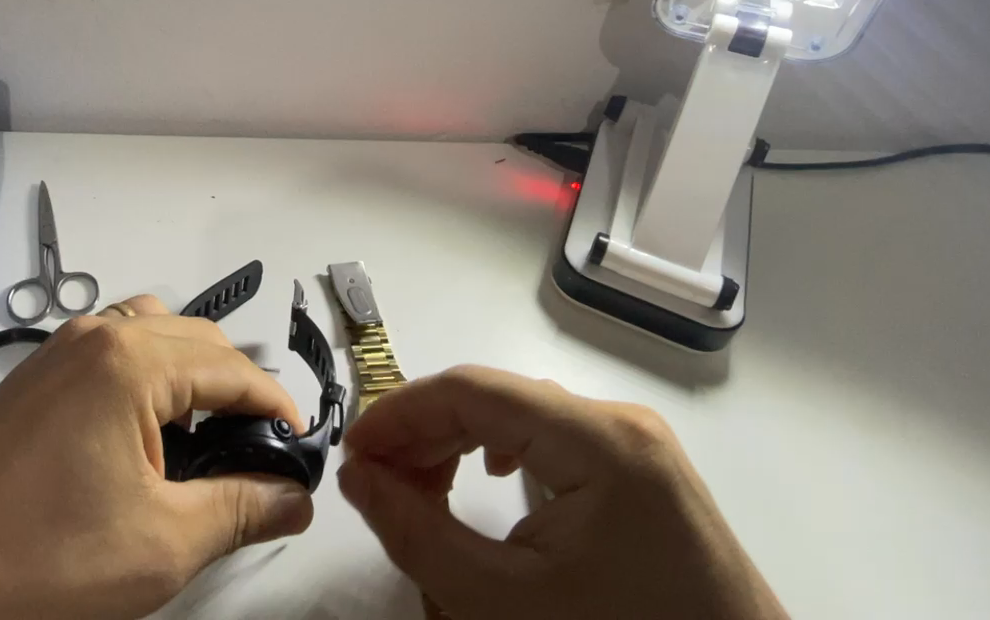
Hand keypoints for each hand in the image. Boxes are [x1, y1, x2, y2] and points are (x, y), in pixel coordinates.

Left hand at [0, 296, 312, 619]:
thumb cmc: (40, 559)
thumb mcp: (161, 544)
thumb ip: (242, 509)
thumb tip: (296, 496)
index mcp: (132, 359)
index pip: (233, 368)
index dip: (279, 406)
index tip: (303, 450)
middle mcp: (96, 333)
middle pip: (197, 340)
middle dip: (237, 388)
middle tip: (256, 454)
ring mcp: (58, 348)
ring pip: (152, 335)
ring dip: (190, 375)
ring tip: (202, 442)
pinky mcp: (34, 374)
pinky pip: (111, 350)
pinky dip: (146, 377)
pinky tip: (143, 436)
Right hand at [339, 366, 785, 619]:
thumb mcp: (505, 606)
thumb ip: (417, 534)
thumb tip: (355, 476)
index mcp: (599, 441)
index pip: (470, 391)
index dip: (399, 414)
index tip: (351, 454)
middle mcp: (619, 421)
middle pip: (492, 398)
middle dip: (423, 433)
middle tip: (375, 481)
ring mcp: (634, 442)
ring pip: (516, 414)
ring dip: (456, 443)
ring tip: (417, 488)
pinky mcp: (637, 468)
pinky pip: (547, 435)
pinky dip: (496, 451)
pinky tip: (482, 478)